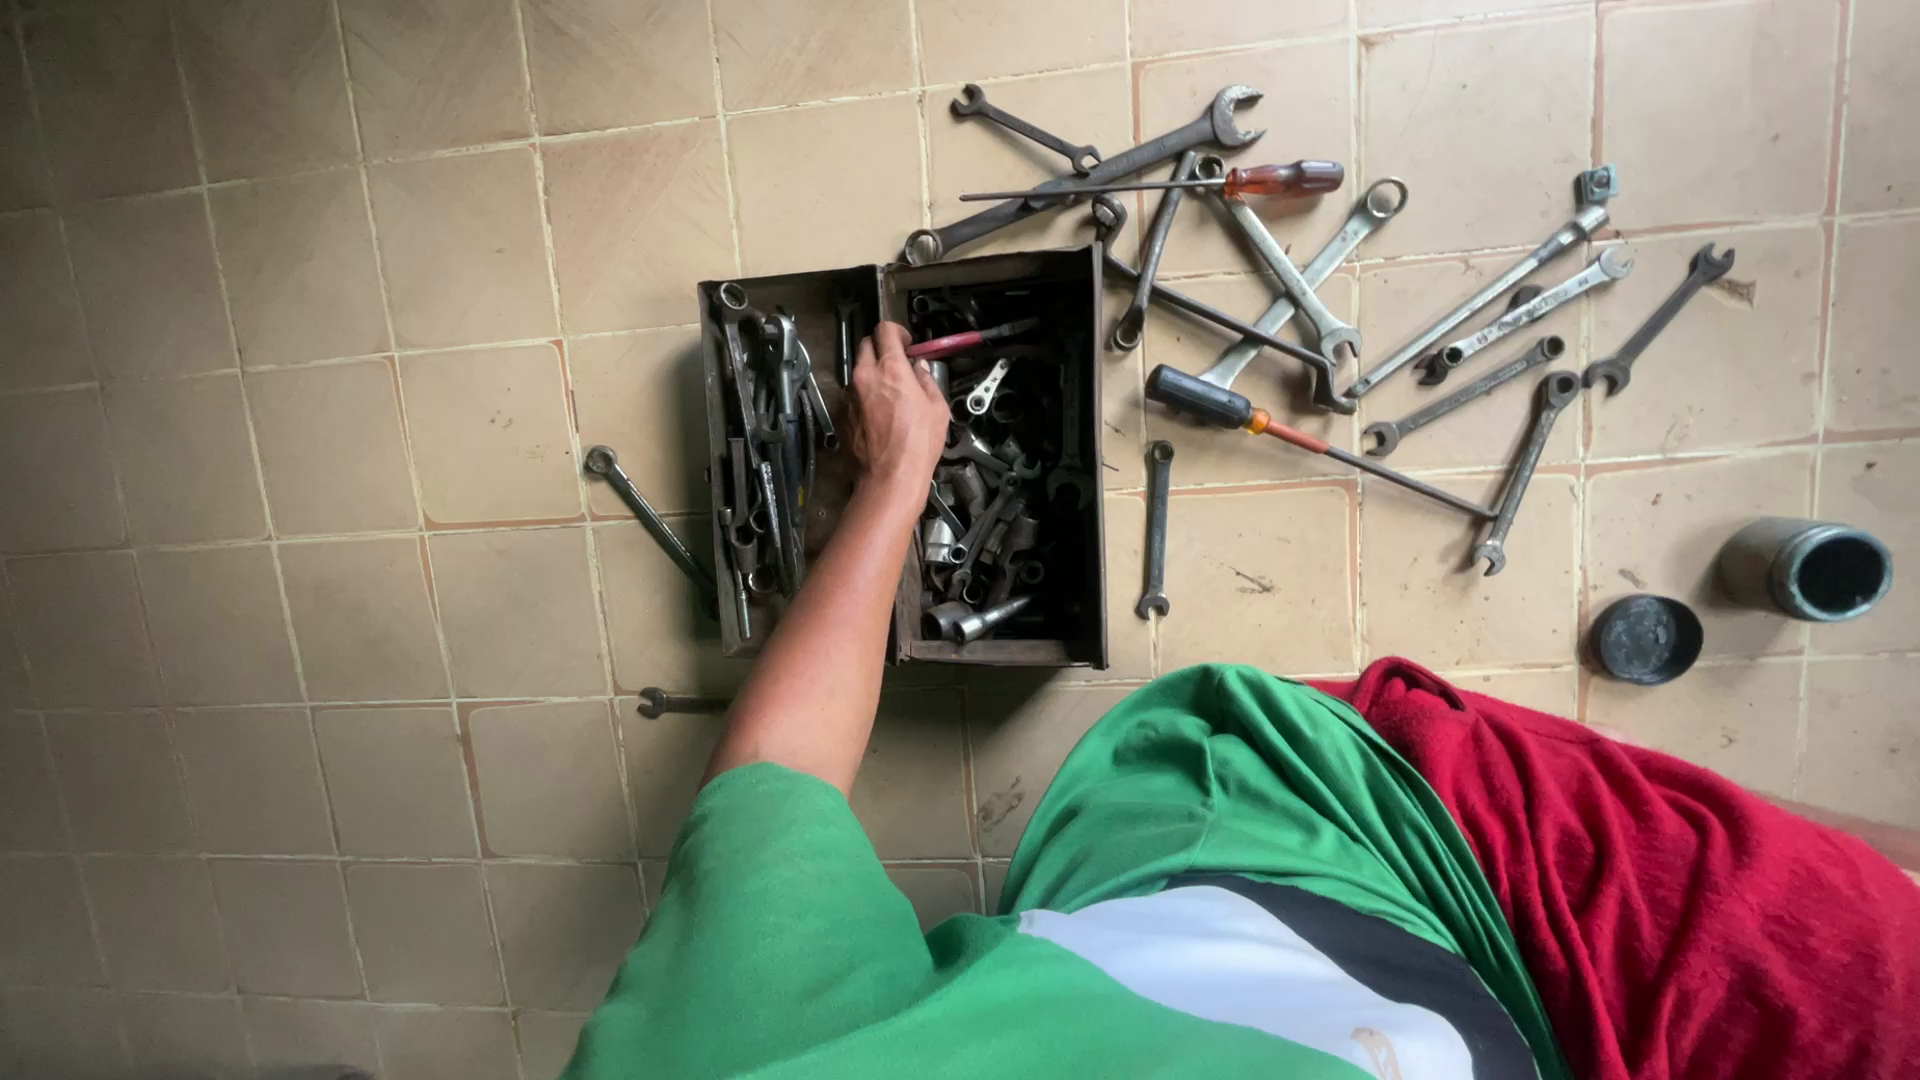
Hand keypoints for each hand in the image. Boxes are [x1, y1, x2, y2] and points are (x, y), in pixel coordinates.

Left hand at [846, 321, 948, 494]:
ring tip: (887, 397)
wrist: (890, 478)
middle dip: (880, 349)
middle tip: (895, 364)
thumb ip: (927, 381)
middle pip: (865, 345)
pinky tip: (876, 417)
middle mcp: (864, 377)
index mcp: (891, 369)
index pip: (885, 330)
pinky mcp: (840, 415)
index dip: (896, 331)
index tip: (904, 342)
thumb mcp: (938, 409)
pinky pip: (850, 397)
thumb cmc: (917, 446)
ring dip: (870, 376)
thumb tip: (919, 370)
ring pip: (857, 372)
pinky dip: (862, 399)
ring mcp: (848, 396)